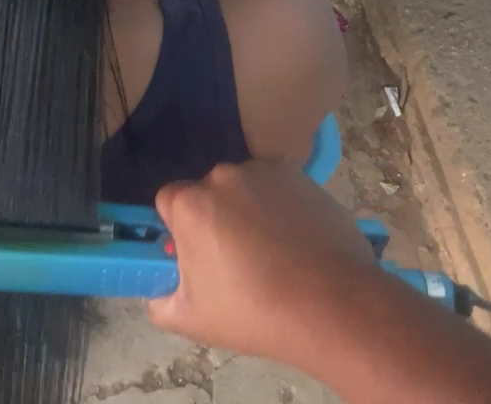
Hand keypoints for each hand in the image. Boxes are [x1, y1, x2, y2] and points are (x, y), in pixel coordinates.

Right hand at [147, 160, 379, 364]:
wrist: (330, 303)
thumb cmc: (254, 312)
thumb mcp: (191, 319)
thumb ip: (161, 300)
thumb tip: (160, 290)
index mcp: (192, 204)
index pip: (169, 200)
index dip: (178, 226)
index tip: (195, 253)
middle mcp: (225, 175)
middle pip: (209, 191)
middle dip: (215, 217)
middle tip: (234, 259)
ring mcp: (265, 171)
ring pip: (244, 186)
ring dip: (248, 208)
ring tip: (271, 252)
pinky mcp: (300, 175)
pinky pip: (277, 186)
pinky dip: (280, 205)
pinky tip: (295, 239)